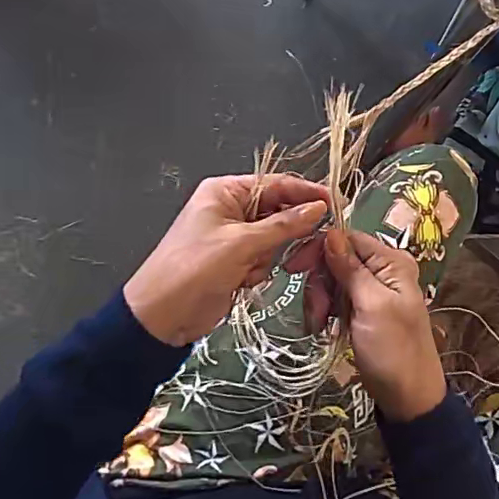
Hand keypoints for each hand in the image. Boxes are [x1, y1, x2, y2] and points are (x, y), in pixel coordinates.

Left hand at [124, 174, 329, 345]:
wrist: (162, 314)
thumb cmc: (195, 268)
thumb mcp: (240, 243)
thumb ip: (283, 225)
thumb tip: (319, 207)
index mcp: (225, 191)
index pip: (275, 184)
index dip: (305, 192)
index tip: (335, 203)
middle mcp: (231, 208)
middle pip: (277, 211)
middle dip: (285, 232)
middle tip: (305, 245)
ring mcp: (233, 236)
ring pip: (274, 238)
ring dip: (268, 256)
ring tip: (249, 269)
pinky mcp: (235, 261)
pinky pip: (263, 259)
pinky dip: (259, 270)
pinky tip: (243, 280)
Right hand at [309, 229, 446, 421]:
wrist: (408, 399)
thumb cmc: (393, 351)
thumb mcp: (371, 306)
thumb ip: (351, 268)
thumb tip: (330, 232)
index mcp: (391, 261)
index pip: (346, 237)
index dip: (318, 249)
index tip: (294, 268)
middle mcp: (383, 269)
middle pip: (335, 258)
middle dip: (320, 282)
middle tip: (317, 312)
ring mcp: (372, 289)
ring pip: (331, 278)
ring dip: (319, 300)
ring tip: (321, 325)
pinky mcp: (362, 308)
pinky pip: (334, 297)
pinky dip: (325, 310)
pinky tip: (323, 327)